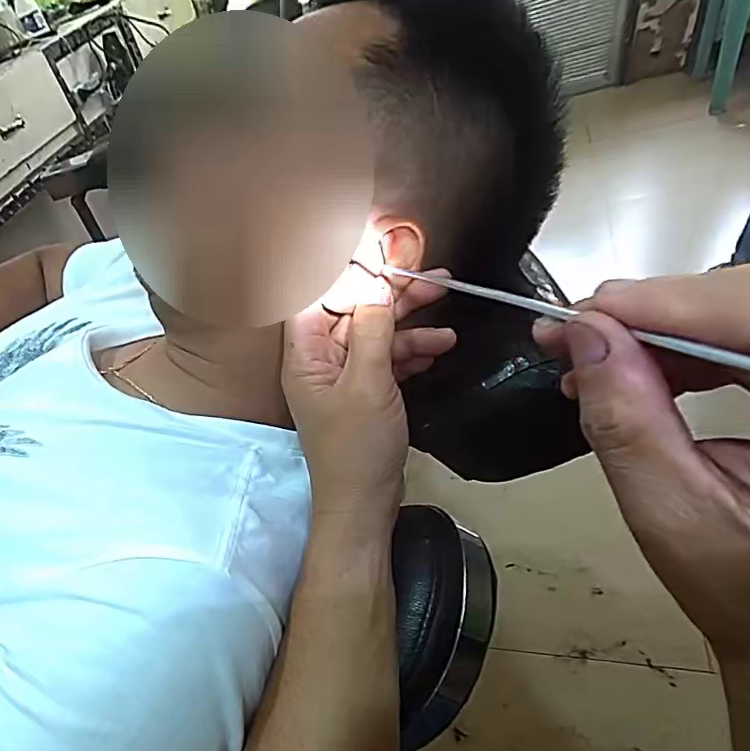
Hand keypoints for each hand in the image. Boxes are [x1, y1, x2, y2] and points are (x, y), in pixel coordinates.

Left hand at [283, 266, 450, 518]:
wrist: (365, 502)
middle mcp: (321, 361)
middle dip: (391, 290)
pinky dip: (411, 350)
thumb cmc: (356, 453)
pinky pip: (387, 358)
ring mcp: (344, 377)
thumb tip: (376, 283)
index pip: (319, 294)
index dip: (348, 267)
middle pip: (353, 308)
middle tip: (428, 274)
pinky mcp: (365, 391)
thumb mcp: (368, 384)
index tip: (382, 248)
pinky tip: (437, 347)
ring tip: (444, 305)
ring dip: (409, 320)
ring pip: (376, 331)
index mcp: (306, 356)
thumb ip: (373, 330)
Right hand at [533, 249, 749, 686]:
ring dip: (698, 319)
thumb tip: (584, 329)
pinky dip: (732, 332)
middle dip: (680, 309)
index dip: (682, 299)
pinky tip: (680, 361)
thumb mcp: (668, 522)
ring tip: (627, 358)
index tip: (588, 314)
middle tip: (594, 341)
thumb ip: (625, 420)